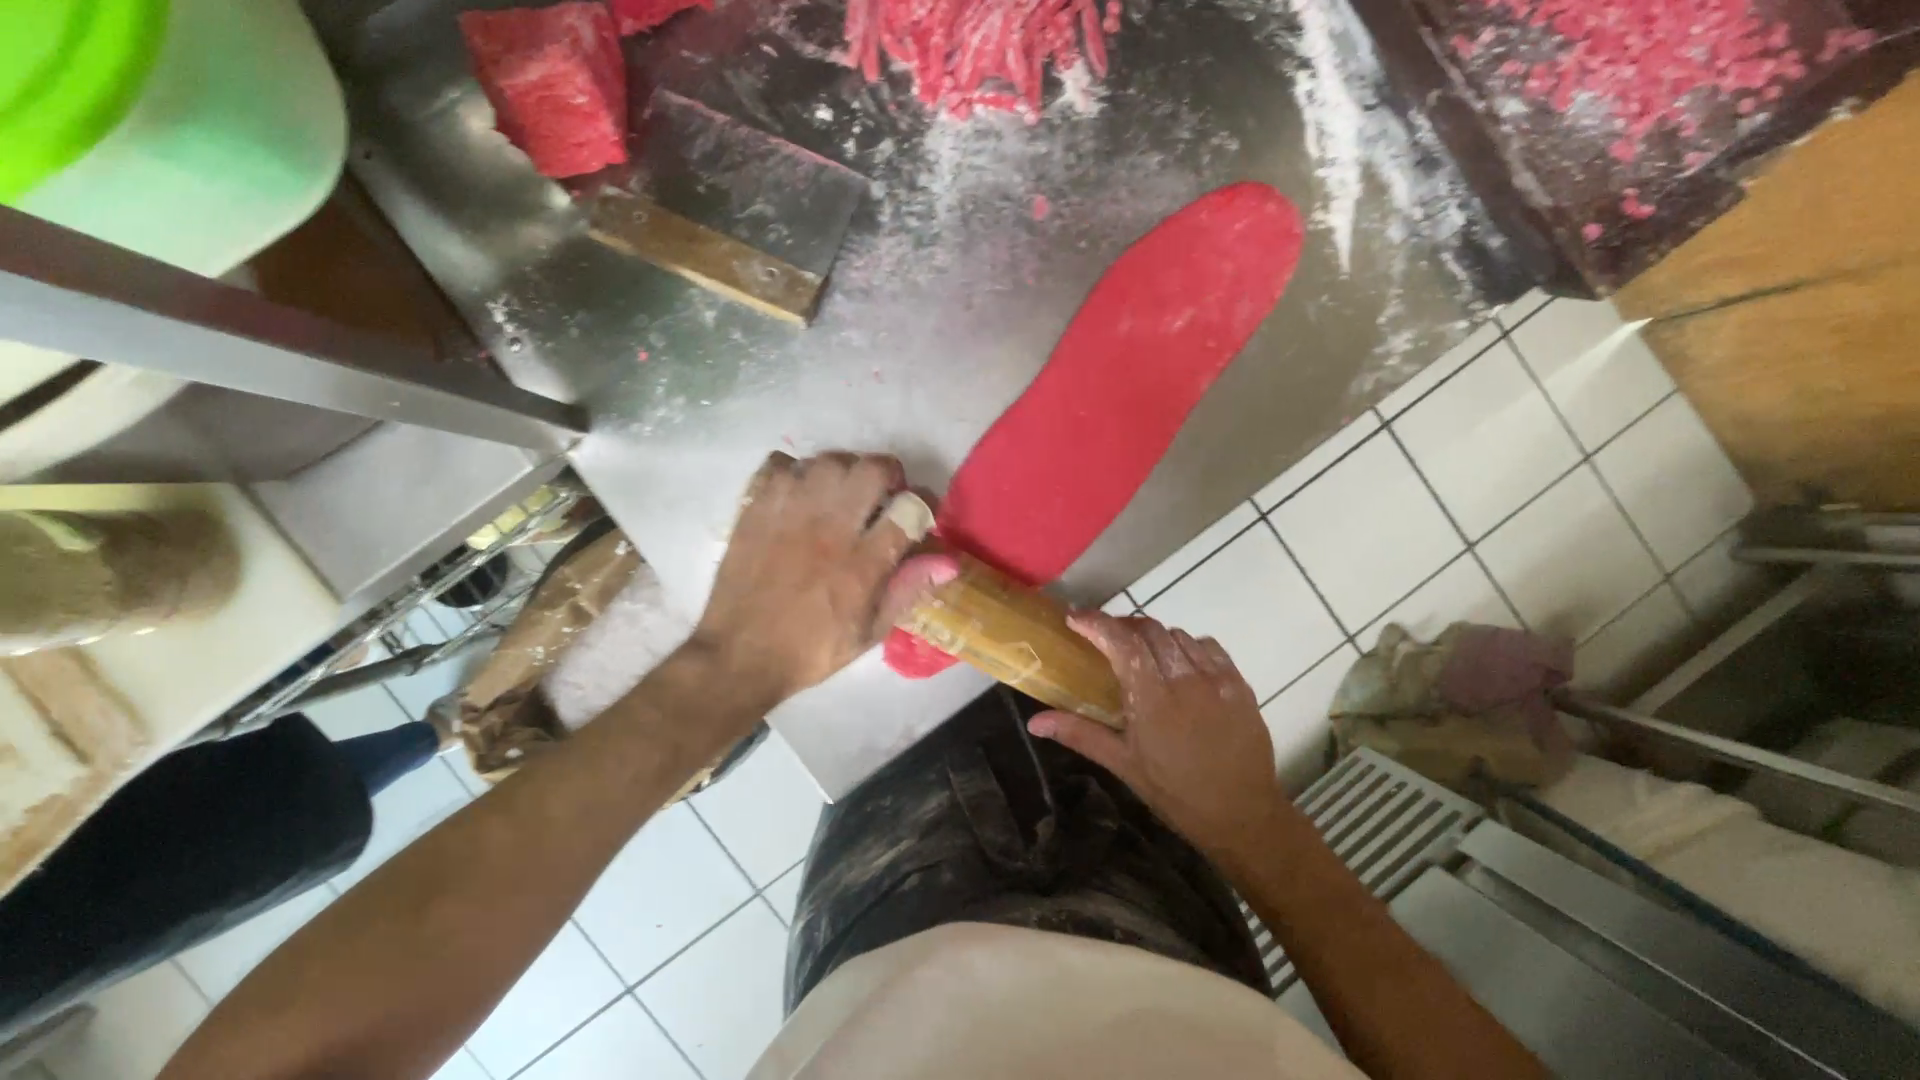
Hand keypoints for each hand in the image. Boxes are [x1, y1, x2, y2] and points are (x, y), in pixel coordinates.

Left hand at [689, 451, 924, 706]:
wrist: (739, 655)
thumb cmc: (811, 649)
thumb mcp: (869, 632)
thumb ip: (908, 590)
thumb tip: (949, 560)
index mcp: (861, 564)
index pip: (909, 510)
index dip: (925, 503)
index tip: (922, 512)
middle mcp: (828, 529)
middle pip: (870, 470)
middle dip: (888, 475)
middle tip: (883, 495)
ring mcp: (789, 514)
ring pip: (829, 461)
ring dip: (845, 471)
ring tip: (842, 493)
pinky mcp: (756, 508)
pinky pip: (782, 464)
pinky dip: (798, 472)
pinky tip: (801, 494)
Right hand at [1028, 611, 1287, 863]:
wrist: (1241, 813)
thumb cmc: (1176, 793)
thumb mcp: (1123, 764)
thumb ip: (1079, 734)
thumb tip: (1034, 722)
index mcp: (1152, 699)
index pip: (1122, 642)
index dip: (1097, 623)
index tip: (1076, 618)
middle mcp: (1185, 680)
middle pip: (1149, 630)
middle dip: (1123, 627)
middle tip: (1106, 639)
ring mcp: (1216, 679)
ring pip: (1178, 635)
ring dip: (1154, 637)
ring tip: (1142, 655)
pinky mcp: (1239, 684)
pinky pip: (1209, 647)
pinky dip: (1187, 647)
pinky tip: (1180, 666)